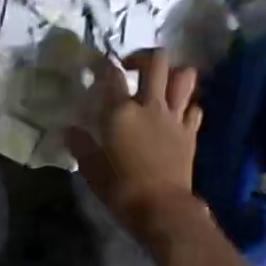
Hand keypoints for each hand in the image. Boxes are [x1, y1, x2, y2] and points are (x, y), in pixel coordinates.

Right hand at [67, 50, 205, 235]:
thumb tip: (71, 131)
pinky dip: (187, 105)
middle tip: (132, 69)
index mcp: (121, 112)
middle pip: (156, 61)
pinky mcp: (190, 133)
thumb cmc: (122, 190)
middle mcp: (150, 106)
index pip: (111, 75)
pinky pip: (194, 107)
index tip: (97, 64)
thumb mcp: (92, 170)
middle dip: (143, 57)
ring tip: (162, 84)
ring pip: (184, 76)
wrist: (162, 208)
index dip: (102, 64)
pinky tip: (178, 114)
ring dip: (174, 74)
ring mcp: (174, 117)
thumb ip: (82, 146)